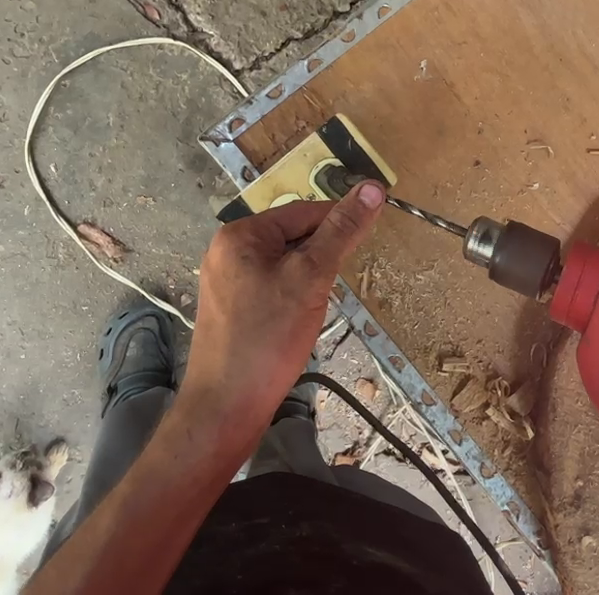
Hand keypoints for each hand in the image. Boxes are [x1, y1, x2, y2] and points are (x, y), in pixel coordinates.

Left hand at [179, 183, 384, 440]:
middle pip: (294, 236)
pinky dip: (294, 298)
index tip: (365, 246)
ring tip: (311, 310)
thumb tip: (373, 187)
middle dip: (321, 259)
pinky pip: (273, 286)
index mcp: (241, 233)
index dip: (338, 226)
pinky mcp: (231, 308)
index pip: (305, 211)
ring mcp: (226, 280)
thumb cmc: (268, 337)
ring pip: (286, 263)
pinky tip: (296, 323)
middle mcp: (227, 249)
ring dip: (309, 280)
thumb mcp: (311, 277)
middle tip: (328, 291)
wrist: (225, 409)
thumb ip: (342, 231)